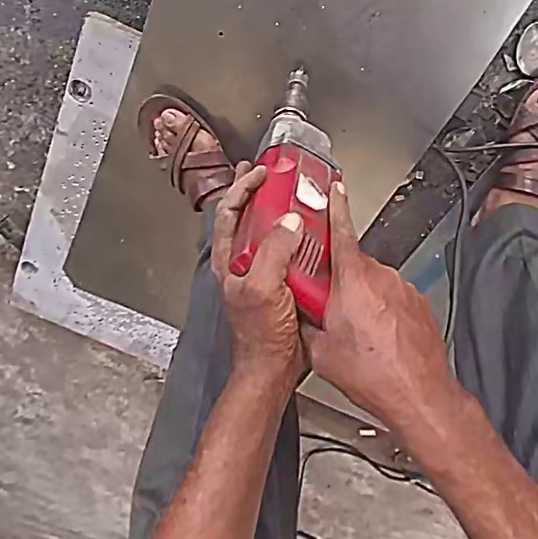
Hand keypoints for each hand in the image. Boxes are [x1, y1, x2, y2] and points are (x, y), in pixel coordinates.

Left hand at [209, 162, 306, 390]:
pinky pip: (288, 248)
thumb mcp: (264, 288)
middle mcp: (243, 263)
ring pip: (266, 231)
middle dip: (252, 190)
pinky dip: (296, 232)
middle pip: (244, 216)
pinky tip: (308, 226)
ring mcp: (262, 272)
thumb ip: (274, 251)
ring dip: (275, 208)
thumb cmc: (260, 336)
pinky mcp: (282, 281)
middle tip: (264, 170)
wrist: (273, 368)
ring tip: (286, 189)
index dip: (243, 188)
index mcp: (230, 262)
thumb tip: (290, 221)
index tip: (260, 172)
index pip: (229, 213)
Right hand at [302, 181, 464, 442]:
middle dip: (339, 280)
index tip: (334, 188)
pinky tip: (379, 336)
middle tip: (331, 307)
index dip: (336, 206)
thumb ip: (305, 321)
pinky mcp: (417, 300)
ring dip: (362, 297)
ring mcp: (402, 287)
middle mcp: (381, 277)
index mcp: (353, 281)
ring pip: (372, 281)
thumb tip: (297, 313)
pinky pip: (392, 294)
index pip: (342, 230)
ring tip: (359, 331)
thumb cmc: (374, 375)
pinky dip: (382, 309)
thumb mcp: (321, 351)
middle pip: (353, 263)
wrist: (419, 394)